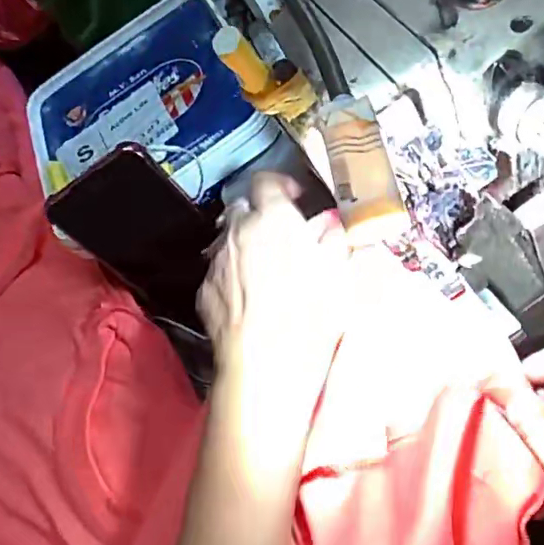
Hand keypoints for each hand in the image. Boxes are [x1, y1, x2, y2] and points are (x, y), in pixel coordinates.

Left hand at [199, 173, 349, 393]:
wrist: (267, 363)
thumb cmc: (309, 318)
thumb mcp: (338, 274)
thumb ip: (333, 241)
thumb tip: (331, 227)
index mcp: (275, 219)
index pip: (268, 181)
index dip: (281, 185)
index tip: (292, 197)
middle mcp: (240, 232)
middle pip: (243, 208)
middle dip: (260, 216)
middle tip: (281, 237)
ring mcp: (218, 260)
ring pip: (229, 240)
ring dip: (246, 246)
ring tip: (267, 272)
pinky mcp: (205, 289)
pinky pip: (220, 271)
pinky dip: (234, 275)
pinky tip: (251, 298)